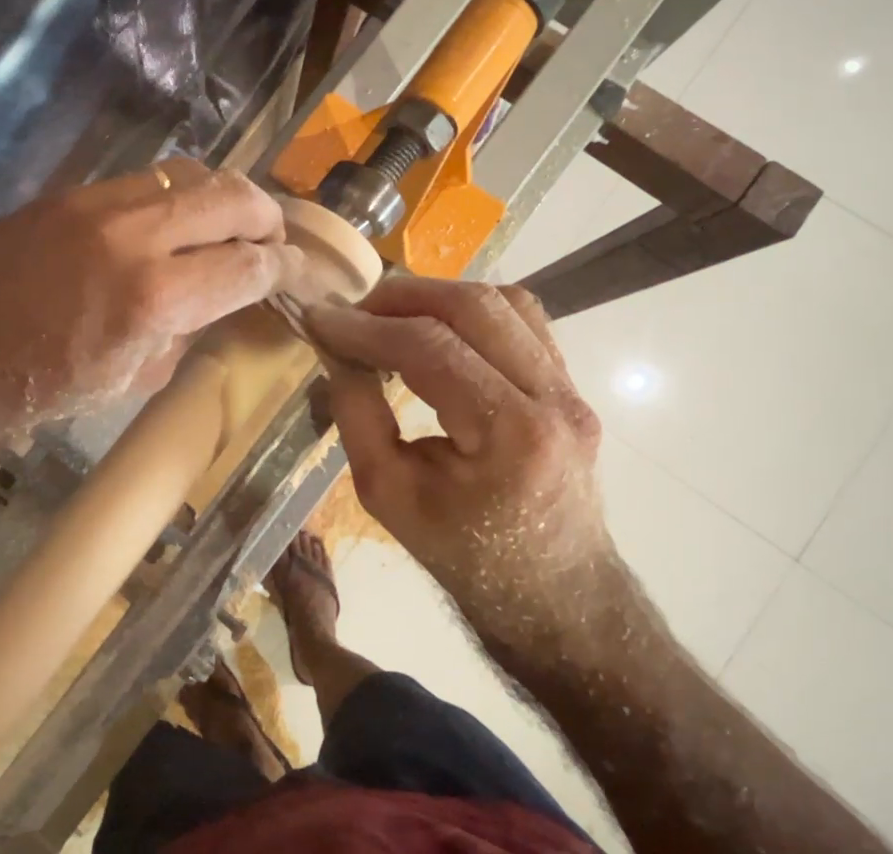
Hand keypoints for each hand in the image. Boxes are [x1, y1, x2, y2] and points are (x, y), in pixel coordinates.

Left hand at [0, 159, 303, 430]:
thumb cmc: (36, 391)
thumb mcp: (127, 379)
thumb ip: (183, 331)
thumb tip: (217, 301)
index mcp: (155, 299)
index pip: (247, 263)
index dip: (281, 266)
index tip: (294, 270)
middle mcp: (133, 237)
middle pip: (229, 197)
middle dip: (265, 214)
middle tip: (273, 235)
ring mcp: (93, 205)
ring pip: (184, 175)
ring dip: (219, 194)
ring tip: (227, 219)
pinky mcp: (62, 195)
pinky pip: (137, 182)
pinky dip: (168, 196)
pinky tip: (166, 221)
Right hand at [306, 278, 614, 635]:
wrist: (550, 595)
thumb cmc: (461, 554)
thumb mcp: (385, 493)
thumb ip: (357, 414)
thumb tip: (336, 352)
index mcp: (508, 434)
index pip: (430, 348)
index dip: (366, 327)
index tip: (319, 318)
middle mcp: (553, 399)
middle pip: (475, 307)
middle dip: (402, 298)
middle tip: (353, 311)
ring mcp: (573, 390)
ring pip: (506, 302)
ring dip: (440, 297)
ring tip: (390, 317)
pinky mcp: (573, 388)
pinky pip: (523, 323)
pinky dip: (472, 313)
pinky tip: (436, 330)